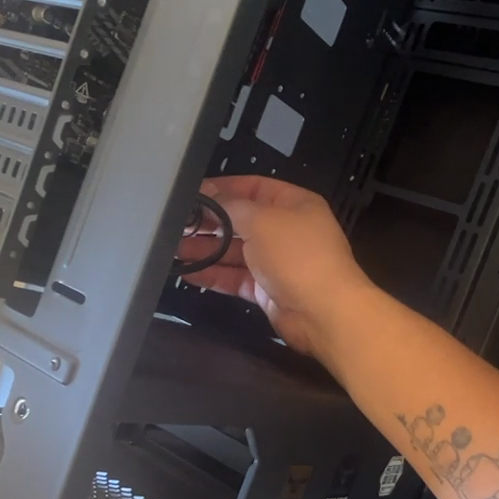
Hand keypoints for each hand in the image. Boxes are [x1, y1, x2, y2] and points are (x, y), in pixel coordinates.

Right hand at [179, 176, 379, 358]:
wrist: (324, 312)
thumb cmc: (297, 255)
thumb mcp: (262, 220)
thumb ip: (231, 206)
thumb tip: (209, 195)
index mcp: (294, 204)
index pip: (253, 187)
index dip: (223, 188)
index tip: (192, 193)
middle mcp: (286, 230)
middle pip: (241, 221)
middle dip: (210, 222)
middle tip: (176, 224)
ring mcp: (277, 262)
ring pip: (236, 251)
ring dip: (206, 250)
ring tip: (174, 247)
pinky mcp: (267, 290)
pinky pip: (236, 278)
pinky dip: (214, 275)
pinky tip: (188, 272)